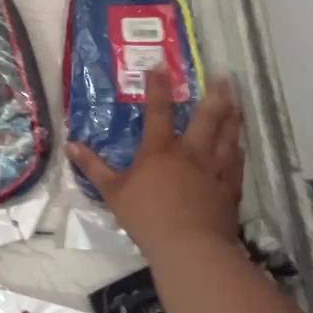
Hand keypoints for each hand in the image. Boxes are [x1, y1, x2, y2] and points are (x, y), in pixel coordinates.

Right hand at [67, 67, 245, 253]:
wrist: (191, 248)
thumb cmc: (147, 217)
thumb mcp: (113, 192)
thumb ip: (93, 166)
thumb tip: (71, 145)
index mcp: (159, 151)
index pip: (159, 112)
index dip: (159, 87)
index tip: (161, 64)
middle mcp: (190, 154)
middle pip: (207, 118)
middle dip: (216, 96)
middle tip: (225, 77)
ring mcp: (214, 171)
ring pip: (228, 137)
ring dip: (234, 118)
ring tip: (238, 102)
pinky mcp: (230, 189)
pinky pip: (237, 163)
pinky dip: (239, 150)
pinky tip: (241, 144)